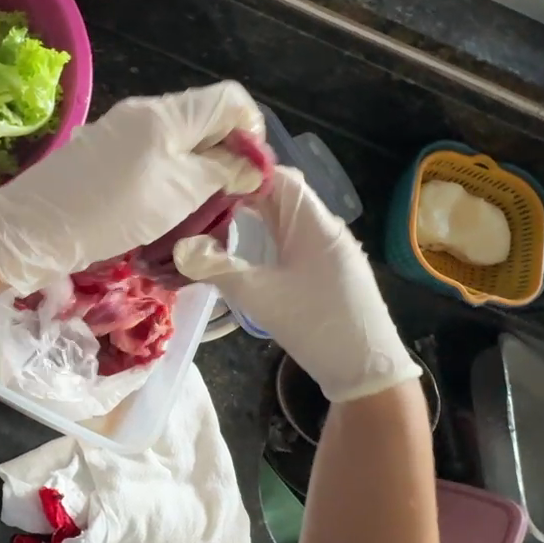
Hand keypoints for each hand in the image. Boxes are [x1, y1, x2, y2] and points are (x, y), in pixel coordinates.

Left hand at [0, 81, 265, 293]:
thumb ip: (220, 171)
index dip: (250, 131)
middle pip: (203, 118)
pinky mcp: (102, 154)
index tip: (251, 172)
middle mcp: (143, 112)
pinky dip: (169, 172)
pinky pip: (151, 153)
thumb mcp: (178, 193)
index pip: (230, 99)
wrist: (31, 229)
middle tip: (229, 194)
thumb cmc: (109, 211)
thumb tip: (249, 162)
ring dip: (197, 165)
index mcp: (165, 114)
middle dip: (225, 150)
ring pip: (177, 138)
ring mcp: (119, 132)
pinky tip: (166, 203)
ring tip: (200, 204)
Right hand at [173, 166, 419, 402]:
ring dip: (250, 217)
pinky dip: (263, 236)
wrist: (366, 370)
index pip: (278, 176)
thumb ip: (215, 268)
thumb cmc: (316, 324)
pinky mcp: (325, 270)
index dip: (243, 172)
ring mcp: (327, 249)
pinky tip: (240, 249)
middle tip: (197, 201)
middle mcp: (323, 228)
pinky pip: (290, 239)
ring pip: (284, 219)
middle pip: (279, 195)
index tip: (205, 179)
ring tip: (210, 221)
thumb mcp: (258, 296)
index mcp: (313, 223)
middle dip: (239, 194)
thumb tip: (178, 248)